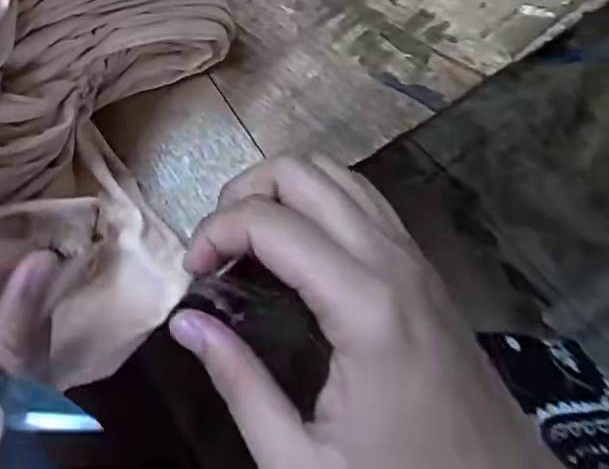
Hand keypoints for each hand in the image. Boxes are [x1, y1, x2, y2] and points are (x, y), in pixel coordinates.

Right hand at [167, 154, 556, 468]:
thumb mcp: (305, 468)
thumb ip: (239, 384)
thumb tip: (184, 322)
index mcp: (364, 305)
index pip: (266, 221)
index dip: (213, 232)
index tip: (193, 272)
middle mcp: (391, 261)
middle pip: (298, 171)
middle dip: (242, 193)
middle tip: (219, 246)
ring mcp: (414, 258)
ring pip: (332, 171)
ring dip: (279, 187)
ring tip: (252, 237)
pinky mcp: (425, 267)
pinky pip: (360, 196)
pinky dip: (316, 196)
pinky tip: (299, 242)